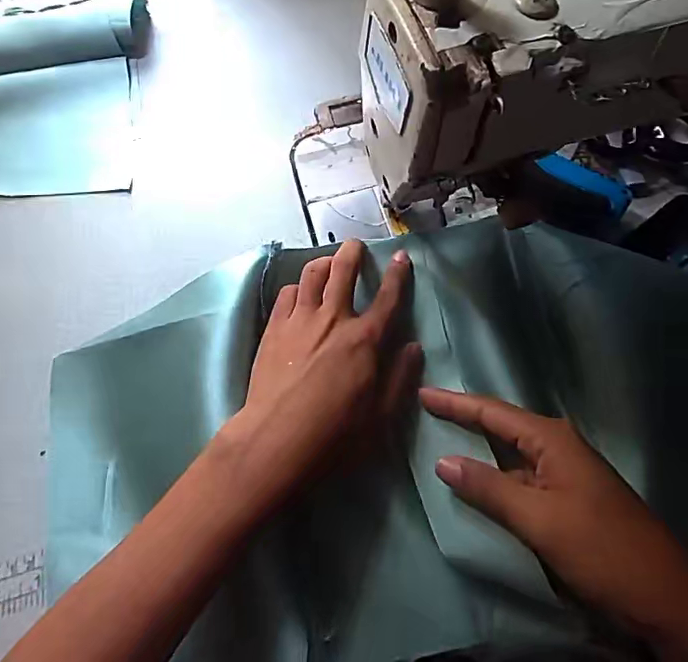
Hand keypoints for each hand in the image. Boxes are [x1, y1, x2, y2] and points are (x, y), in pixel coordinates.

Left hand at [218, 239, 421, 507]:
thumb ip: (400, 378)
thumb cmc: (335, 435)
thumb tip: (413, 346)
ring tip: (327, 264)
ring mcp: (300, 319)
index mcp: (364, 339)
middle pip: (343, 270)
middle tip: (355, 247)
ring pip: (312, 274)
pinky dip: (297, 287)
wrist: (276, 440)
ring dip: (323, 263)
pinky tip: (299, 294)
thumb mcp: (380, 417)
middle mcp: (333, 319)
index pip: (387, 298)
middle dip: (352, 252)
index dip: (398, 274)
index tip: (402, 256)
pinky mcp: (274, 327)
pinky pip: (287, 292)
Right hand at [421, 388, 687, 661]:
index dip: (455, 402)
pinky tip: (481, 482)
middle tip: (428, 408)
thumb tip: (443, 459)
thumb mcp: (539, 520)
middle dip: (466, 417)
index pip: (492, 411)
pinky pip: (525, 476)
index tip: (422, 392)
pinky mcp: (572, 496)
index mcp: (552, 439)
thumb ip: (489, 488)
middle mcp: (560, 445)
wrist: (668, 599)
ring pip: (513, 453)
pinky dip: (499, 475)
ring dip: (481, 448)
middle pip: (502, 425)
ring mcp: (568, 471)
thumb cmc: (601, 549)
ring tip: (444, 439)